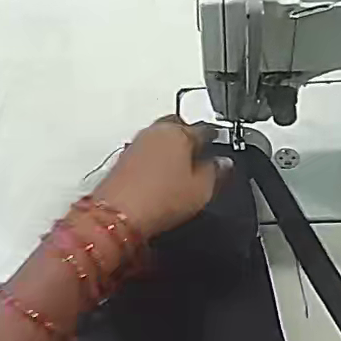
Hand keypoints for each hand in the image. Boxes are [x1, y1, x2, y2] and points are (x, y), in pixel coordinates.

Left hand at [91, 117, 228, 235]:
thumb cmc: (157, 199)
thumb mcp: (201, 190)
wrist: (118, 215)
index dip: (216, 138)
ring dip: (169, 148)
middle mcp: (155, 132)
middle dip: (189, 137)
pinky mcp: (122, 160)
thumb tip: (222, 164)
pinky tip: (160, 179)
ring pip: (159, 138)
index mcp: (178, 132)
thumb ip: (215, 172)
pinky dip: (154, 160)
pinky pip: (144, 153)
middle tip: (199, 154)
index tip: (220, 145)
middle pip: (177, 126)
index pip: (204, 129)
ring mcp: (136, 144)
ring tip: (180, 170)